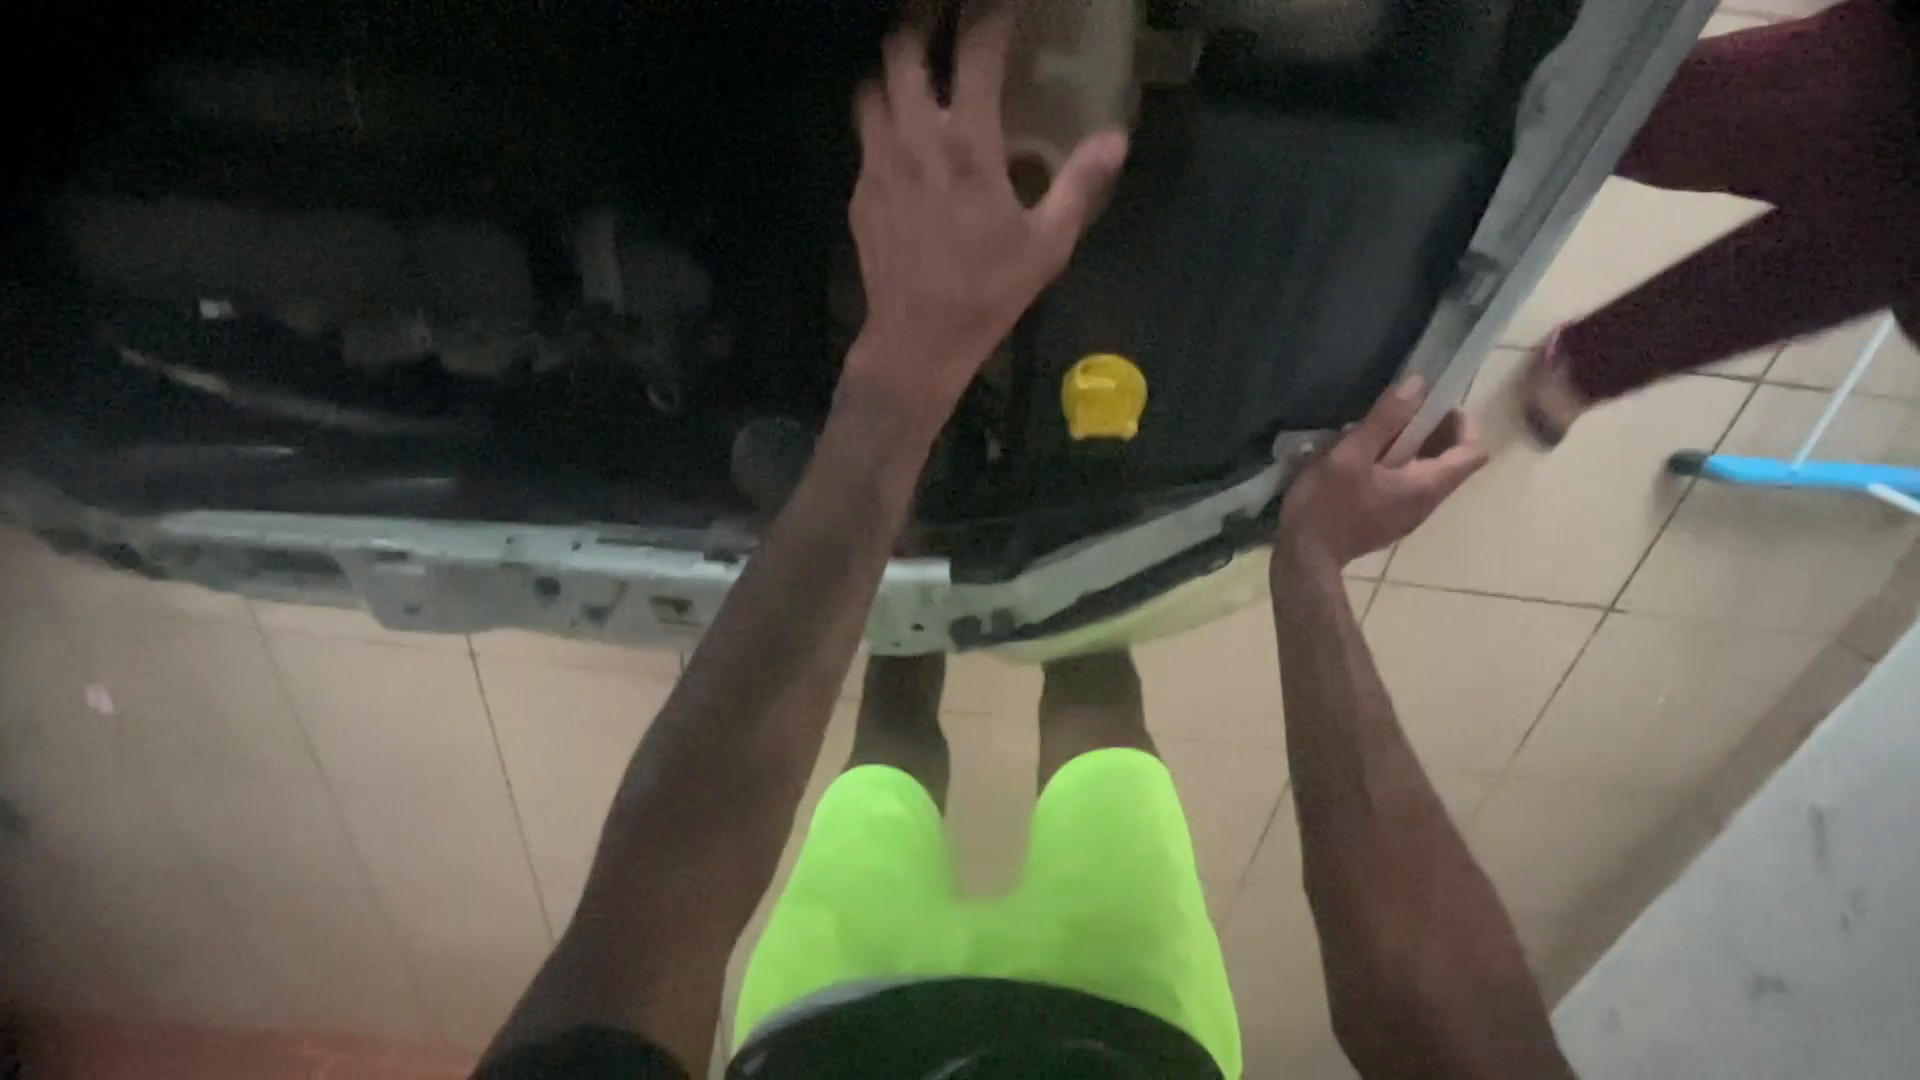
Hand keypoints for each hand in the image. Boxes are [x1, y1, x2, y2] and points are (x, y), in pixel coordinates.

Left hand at [845, 3, 1129, 413]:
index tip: (1003, 10)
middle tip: (945, 28)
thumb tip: (1116, 138)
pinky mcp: (860, 194)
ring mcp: (878, 165)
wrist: (915, 340)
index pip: (975, 49)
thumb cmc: (986, 294)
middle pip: (901, 50)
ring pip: (871, 88)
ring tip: (916, 82)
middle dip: (923, 27)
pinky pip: (864, 138)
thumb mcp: (1047, 246)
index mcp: (967, 144)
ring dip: (893, 76)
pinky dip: (881, 126)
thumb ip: (1080, 185)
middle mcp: (914, 140)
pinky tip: (902, 149)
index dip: (990, 16)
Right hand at [1278, 378, 1488, 566]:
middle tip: (1399, 416)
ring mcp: (1407, 518)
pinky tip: (1360, 468)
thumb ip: (1385, 420)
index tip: (1436, 407)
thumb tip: (1418, 384)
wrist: (1304, 558)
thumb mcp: (1350, 455)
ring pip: (1425, 477)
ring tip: (1374, 438)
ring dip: (1411, 453)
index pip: (1473, 452)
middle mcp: (1426, 503)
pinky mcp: (1386, 526)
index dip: (1464, 426)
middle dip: (1433, 434)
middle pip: (1450, 463)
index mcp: (1426, 484)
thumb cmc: (1326, 505)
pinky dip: (1395, 472)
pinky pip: (1404, 491)